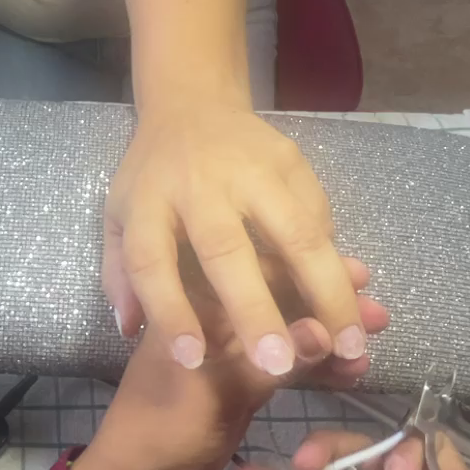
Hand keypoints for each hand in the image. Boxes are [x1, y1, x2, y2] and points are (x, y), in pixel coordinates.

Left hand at [71, 258, 388, 469]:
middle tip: (378, 316)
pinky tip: (348, 373)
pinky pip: (284, 363)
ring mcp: (229, 351)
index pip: (257, 272)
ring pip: (286, 333)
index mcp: (195, 306)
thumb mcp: (218, 393)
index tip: (361, 278)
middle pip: (280, 301)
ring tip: (370, 348)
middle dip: (329, 307)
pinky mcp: (240, 380)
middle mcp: (214, 318)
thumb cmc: (165, 429)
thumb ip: (272, 362)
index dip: (310, 273)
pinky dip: (314, 367)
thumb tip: (327, 328)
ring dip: (327, 340)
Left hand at [102, 105, 361, 377]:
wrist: (191, 104)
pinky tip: (350, 299)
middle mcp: (197, 183)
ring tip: (350, 344)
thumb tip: (130, 330)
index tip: (194, 360)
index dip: (170, 311)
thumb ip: (120, 274)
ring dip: (326, 291)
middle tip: (280, 365)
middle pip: (226, 248)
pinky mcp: (291, 159)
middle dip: (254, 310)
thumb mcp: (118, 218)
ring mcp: (249, 167)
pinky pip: (319, 218)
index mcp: (146, 202)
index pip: (150, 261)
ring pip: (294, 232)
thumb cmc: (152, 178)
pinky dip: (335, 262)